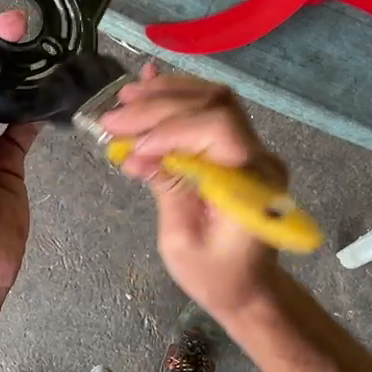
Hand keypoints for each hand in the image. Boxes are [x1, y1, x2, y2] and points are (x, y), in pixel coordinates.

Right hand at [98, 65, 287, 318]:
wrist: (250, 288)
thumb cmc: (216, 277)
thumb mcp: (181, 242)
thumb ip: (167, 188)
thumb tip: (136, 151)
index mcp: (249, 184)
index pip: (218, 128)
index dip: (171, 128)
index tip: (134, 147)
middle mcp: (258, 156)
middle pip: (213, 106)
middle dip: (159, 107)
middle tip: (113, 119)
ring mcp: (252, 149)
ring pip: (212, 101)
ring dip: (166, 95)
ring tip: (124, 98)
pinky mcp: (238, 149)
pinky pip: (212, 113)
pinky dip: (179, 98)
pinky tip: (150, 83)